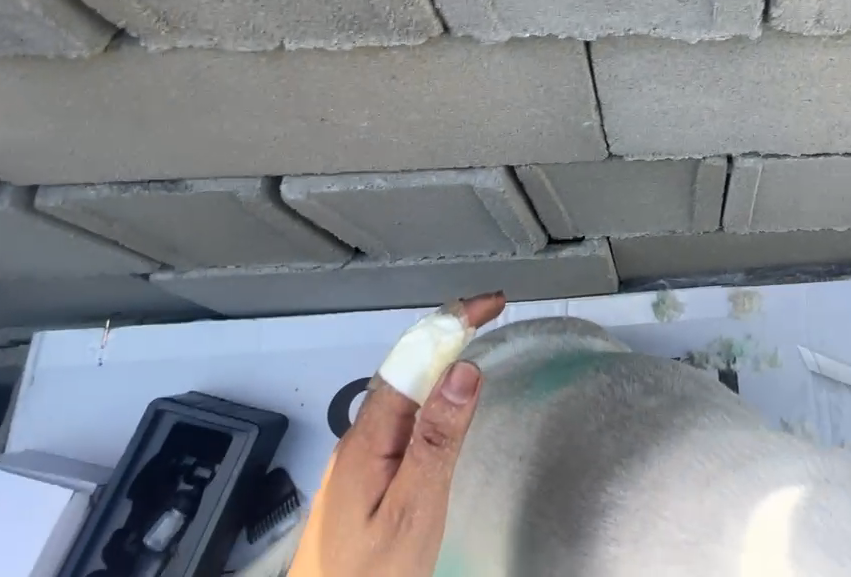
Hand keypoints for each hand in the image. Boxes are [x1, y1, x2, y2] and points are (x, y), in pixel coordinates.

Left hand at [290, 293, 505, 576]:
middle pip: (404, 367)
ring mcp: (357, 459)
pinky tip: (443, 396)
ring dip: (437, 355)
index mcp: (367, 438)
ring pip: (401, 389)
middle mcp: (358, 438)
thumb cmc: (370, 576)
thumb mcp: (411, 511)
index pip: (412, 359)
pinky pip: (399, 413)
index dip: (451, 322)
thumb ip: (436, 441)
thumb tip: (463, 368)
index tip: (492, 302)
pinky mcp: (363, 478)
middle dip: (447, 331)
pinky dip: (428, 387)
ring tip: (474, 337)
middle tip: (491, 312)